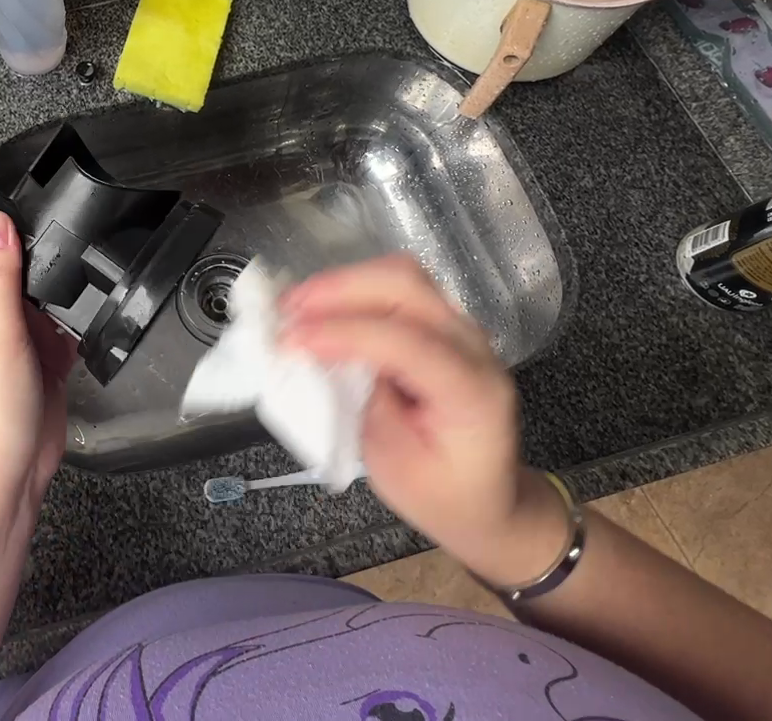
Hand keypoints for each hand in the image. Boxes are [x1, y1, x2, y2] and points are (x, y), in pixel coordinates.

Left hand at [0, 211, 76, 500]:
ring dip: (60, 288)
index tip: (19, 199)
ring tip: (86, 262)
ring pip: (44, 304)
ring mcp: (25, 347)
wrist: (9, 471)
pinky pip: (64, 337)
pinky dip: (77, 325)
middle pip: (17, 275)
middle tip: (68, 225)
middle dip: (38, 254)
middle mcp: (0, 324)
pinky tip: (93, 315)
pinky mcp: (48, 369)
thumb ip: (0, 278)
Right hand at [280, 255, 567, 587]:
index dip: (347, 334)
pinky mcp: (435, 322)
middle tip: (286, 310)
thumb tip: (326, 359)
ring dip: (340, 284)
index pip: (410, 343)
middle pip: (406, 285)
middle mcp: (470, 345)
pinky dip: (348, 291)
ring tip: (293, 306)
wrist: (485, 496)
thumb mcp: (396, 468)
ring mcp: (455, 327)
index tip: (293, 340)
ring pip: (398, 275)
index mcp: (472, 391)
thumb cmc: (442, 492)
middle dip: (339, 290)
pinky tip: (315, 308)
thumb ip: (366, 407)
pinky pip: (391, 288)